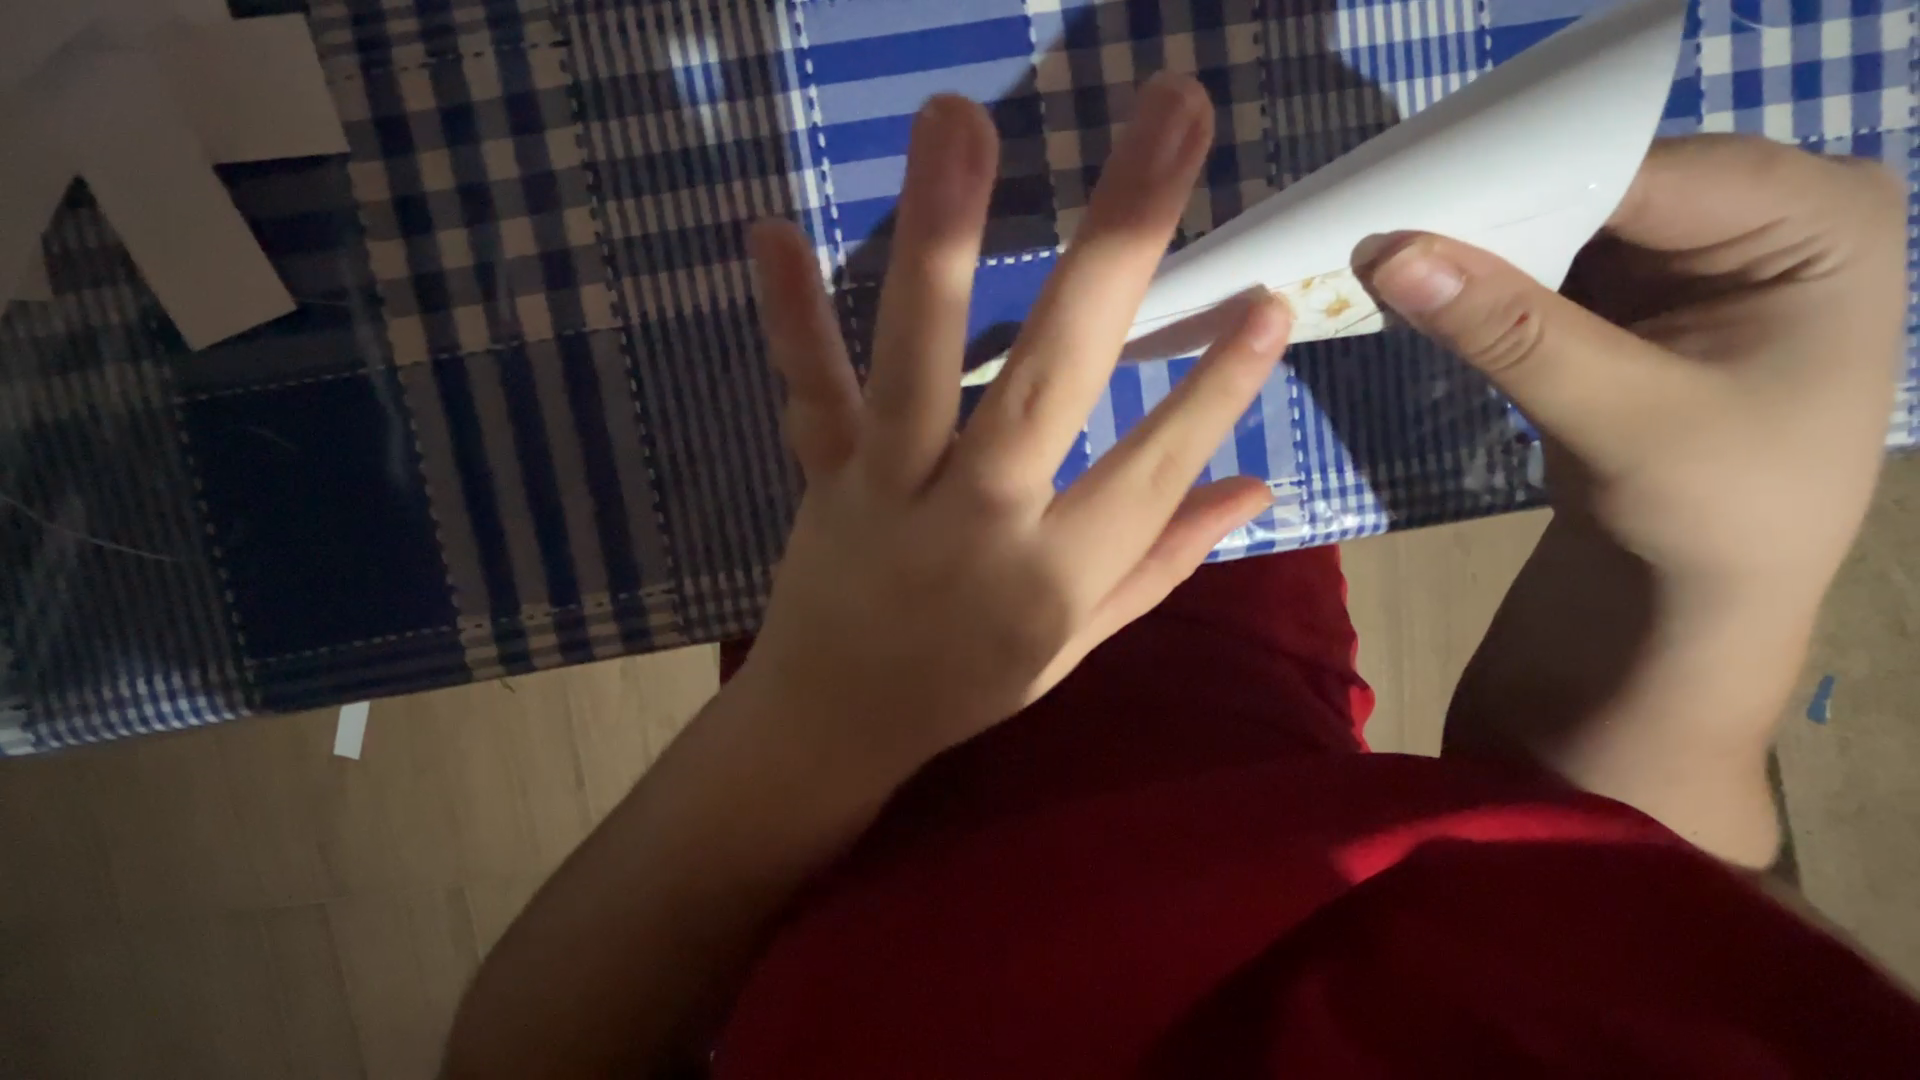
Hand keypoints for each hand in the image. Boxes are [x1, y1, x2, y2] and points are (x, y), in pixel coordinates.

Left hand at [733, 74, 1290, 776]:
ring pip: (917, 366)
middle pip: (1051, 380)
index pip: (1152, 469)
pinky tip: (774, 229)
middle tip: (1173, 110)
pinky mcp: (824, 478)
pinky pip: (810, 395)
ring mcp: (886, 494)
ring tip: (964, 119)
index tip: (1269, 296)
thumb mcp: (1080, 642)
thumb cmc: (971, 683)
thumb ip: (1165, 562)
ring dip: (943, 239)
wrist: (840, 724)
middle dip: (1119, 244)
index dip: (1217, 388)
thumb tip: (1257, 487)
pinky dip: (790, 318)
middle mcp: (975, 523)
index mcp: (1052, 579)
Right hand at [1362, 136, 1905, 614]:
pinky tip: (1421, 287)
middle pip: (1599, 185)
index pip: (1647, 173)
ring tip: (1385, 255)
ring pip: (1558, 223)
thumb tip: (1389, 254)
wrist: (1696, 583)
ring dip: (1475, 246)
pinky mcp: (1624, 294)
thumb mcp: (1620, 418)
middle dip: (1494, 213)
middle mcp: (1758, 213)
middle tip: (1381, 227)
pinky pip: (1538, 266)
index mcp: (1818, 218)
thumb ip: (1509, 332)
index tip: (1409, 204)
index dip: (1526, 185)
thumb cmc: (1713, 508)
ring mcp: (1685, 252)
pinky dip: (1479, 280)